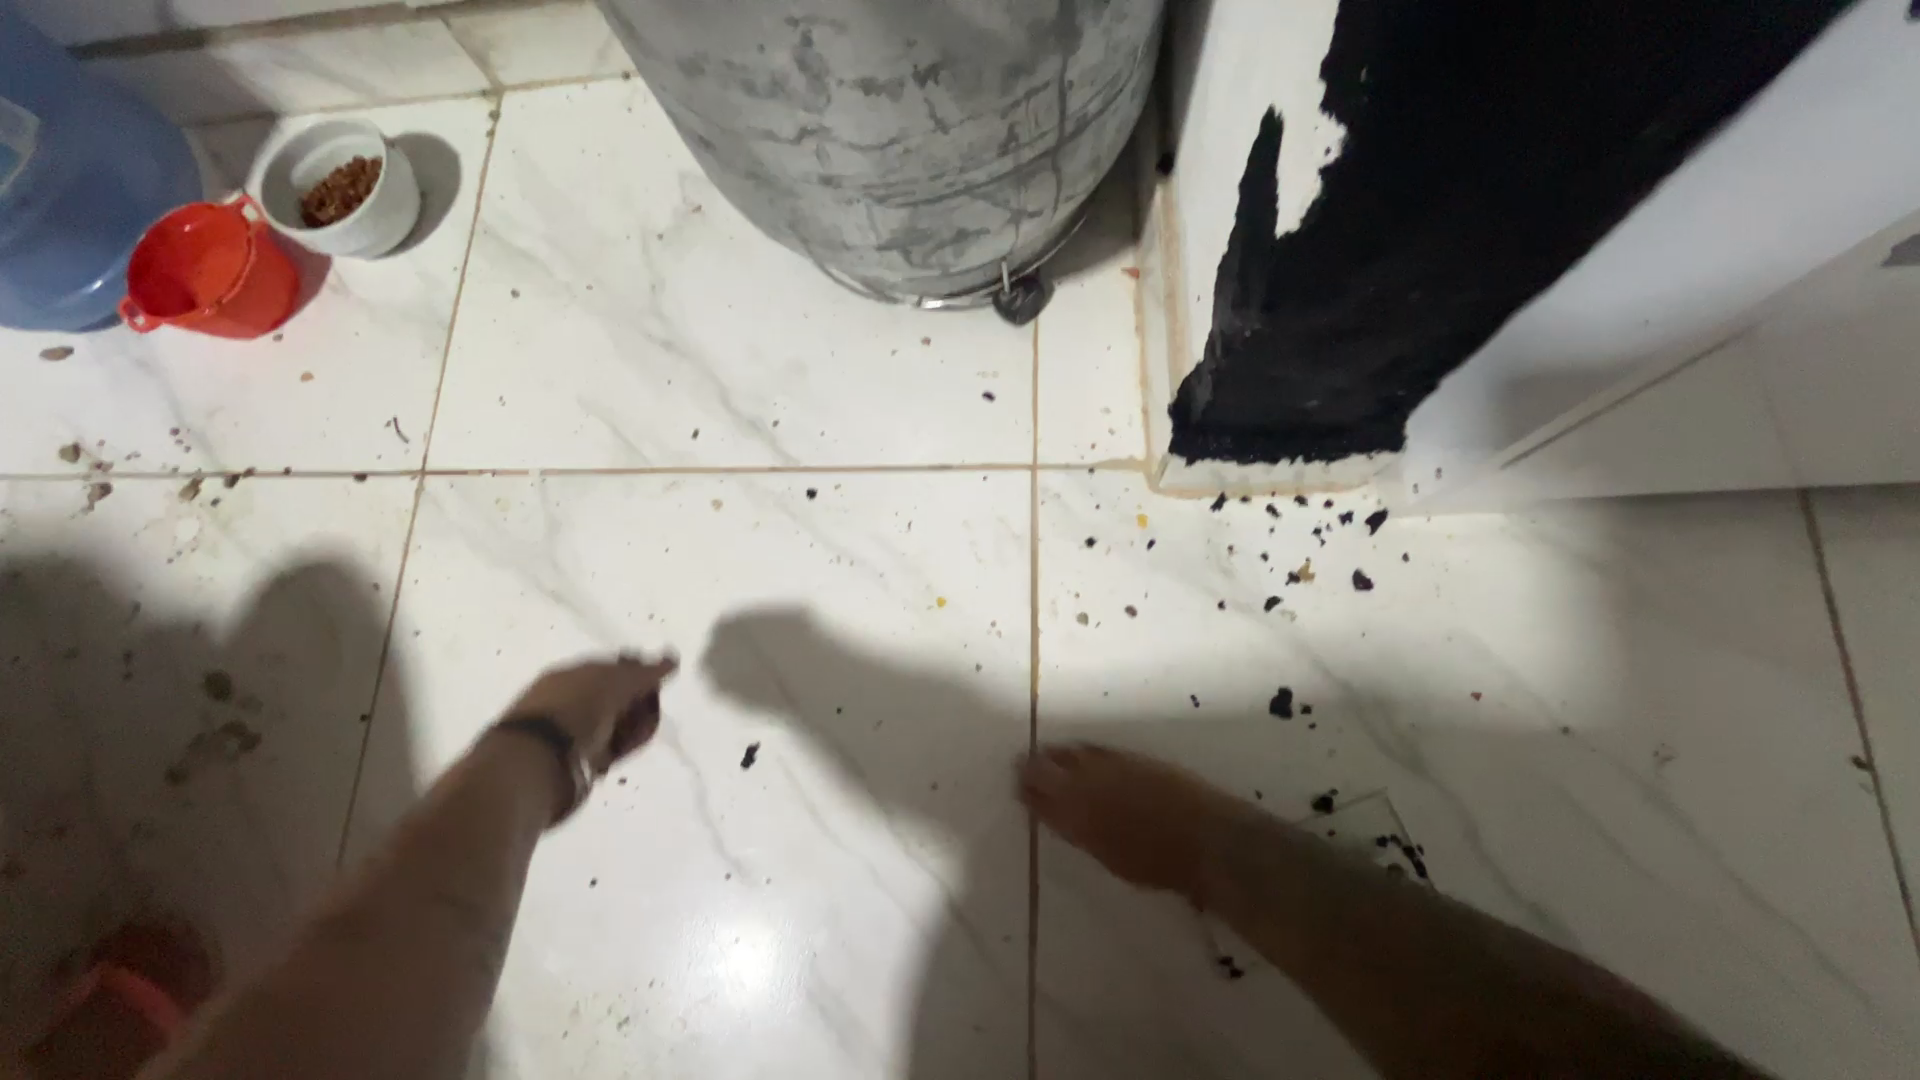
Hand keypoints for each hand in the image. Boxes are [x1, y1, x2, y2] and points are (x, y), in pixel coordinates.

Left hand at [503, 652, 678, 774]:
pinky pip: (617, 747)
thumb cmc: (577, 709)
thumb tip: (672, 659)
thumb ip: (647, 671)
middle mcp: (576, 699)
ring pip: (623, 723)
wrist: (541, 762)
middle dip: (642, 701)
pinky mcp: (586, 760)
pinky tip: (626, 749)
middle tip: (648, 708)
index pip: (618, 666)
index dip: (641, 672)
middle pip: (624, 696)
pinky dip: (626, 746)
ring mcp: (579, 731)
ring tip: (634, 733)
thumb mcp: (617, 680)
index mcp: (575, 673)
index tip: (658, 680)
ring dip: (636, 726)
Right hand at [1018, 742, 1246, 901]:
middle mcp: (1086, 788)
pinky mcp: (1131, 757)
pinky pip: (1094, 749)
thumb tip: (1067, 819)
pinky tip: (1080, 750)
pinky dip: (1082, 750)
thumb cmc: (1158, 864)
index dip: (1027, 793)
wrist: (1205, 839)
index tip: (1017, 786)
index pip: (1040, 802)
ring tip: (1046, 753)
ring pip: (1070, 754)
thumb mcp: (1110, 859)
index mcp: (1077, 820)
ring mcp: (1109, 768)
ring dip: (1055, 754)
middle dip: (1032, 767)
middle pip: (1047, 770)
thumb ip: (1083, 835)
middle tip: (1021, 765)